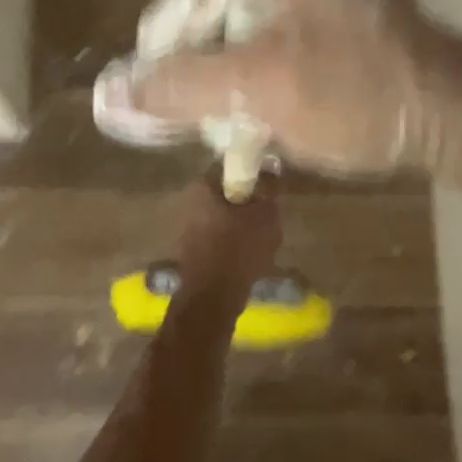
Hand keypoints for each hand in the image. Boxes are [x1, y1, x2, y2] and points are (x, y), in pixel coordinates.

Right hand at [126, 0, 461, 178]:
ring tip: (245, 134)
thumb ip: (177, 87)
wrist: (455, 108)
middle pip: (206, 28)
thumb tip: (106, 90)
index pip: (173, 17)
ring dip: (236, 93)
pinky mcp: (331, 19)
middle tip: (213, 130)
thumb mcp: (256, 90)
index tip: (174, 121)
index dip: (167, 72)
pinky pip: (274, 52)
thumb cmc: (353, 90)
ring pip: (239, 45)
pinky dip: (268, 88)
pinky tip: (278, 124)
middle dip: (206, 84)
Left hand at [176, 171, 281, 291]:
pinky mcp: (194, 249)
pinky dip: (234, 238)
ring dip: (242, 220)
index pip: (230, 164)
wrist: (214, 297)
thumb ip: (269, 187)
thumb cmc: (240, 248)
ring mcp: (190, 227)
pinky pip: (219, 234)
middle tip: (270, 206)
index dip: (252, 168)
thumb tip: (270, 165)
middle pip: (227, 190)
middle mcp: (191, 201)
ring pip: (224, 214)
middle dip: (248, 197)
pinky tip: (251, 250)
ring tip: (265, 231)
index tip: (269, 178)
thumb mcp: (265, 214)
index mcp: (204, 186)